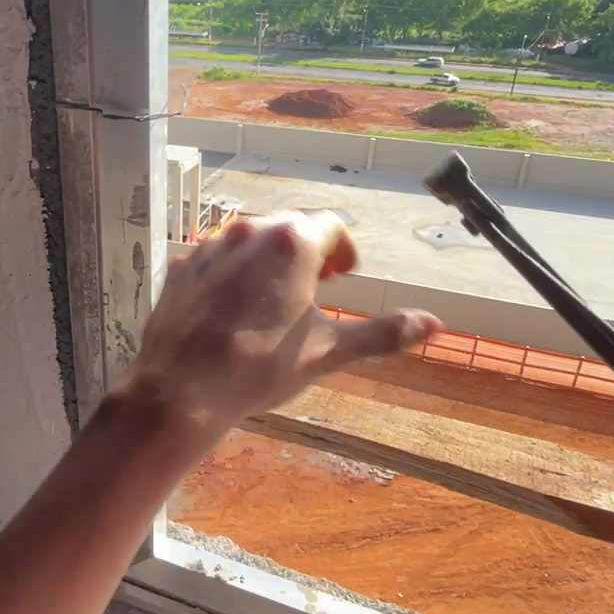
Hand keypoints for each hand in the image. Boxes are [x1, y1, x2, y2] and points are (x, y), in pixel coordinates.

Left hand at [121, 217, 439, 436]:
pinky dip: (229, 272)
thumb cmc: (261, 367)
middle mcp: (248, 233)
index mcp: (292, 244)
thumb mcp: (327, 352)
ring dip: (267, 259)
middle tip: (316, 285)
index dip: (343, 249)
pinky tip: (228, 307)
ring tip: (273, 295)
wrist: (181, 389)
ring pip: (247, 239)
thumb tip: (434, 323)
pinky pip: (212, 258)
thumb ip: (380, 333)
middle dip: (308, 251)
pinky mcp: (179, 267)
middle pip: (287, 227)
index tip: (344, 276)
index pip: (329, 225)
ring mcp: (208, 247)